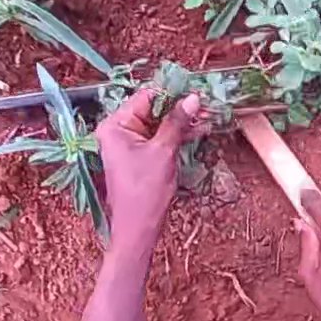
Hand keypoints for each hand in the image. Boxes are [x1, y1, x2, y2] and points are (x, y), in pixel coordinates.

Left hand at [95, 88, 199, 246]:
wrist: (138, 228)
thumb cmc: (145, 192)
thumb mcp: (163, 152)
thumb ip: (177, 122)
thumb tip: (192, 99)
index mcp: (115, 126)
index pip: (145, 98)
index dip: (172, 94)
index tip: (196, 92)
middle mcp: (117, 132)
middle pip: (152, 110)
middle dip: (178, 109)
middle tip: (205, 106)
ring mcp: (127, 145)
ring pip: (157, 125)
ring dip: (180, 123)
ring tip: (205, 119)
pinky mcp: (138, 158)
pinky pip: (157, 140)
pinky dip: (174, 137)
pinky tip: (195, 132)